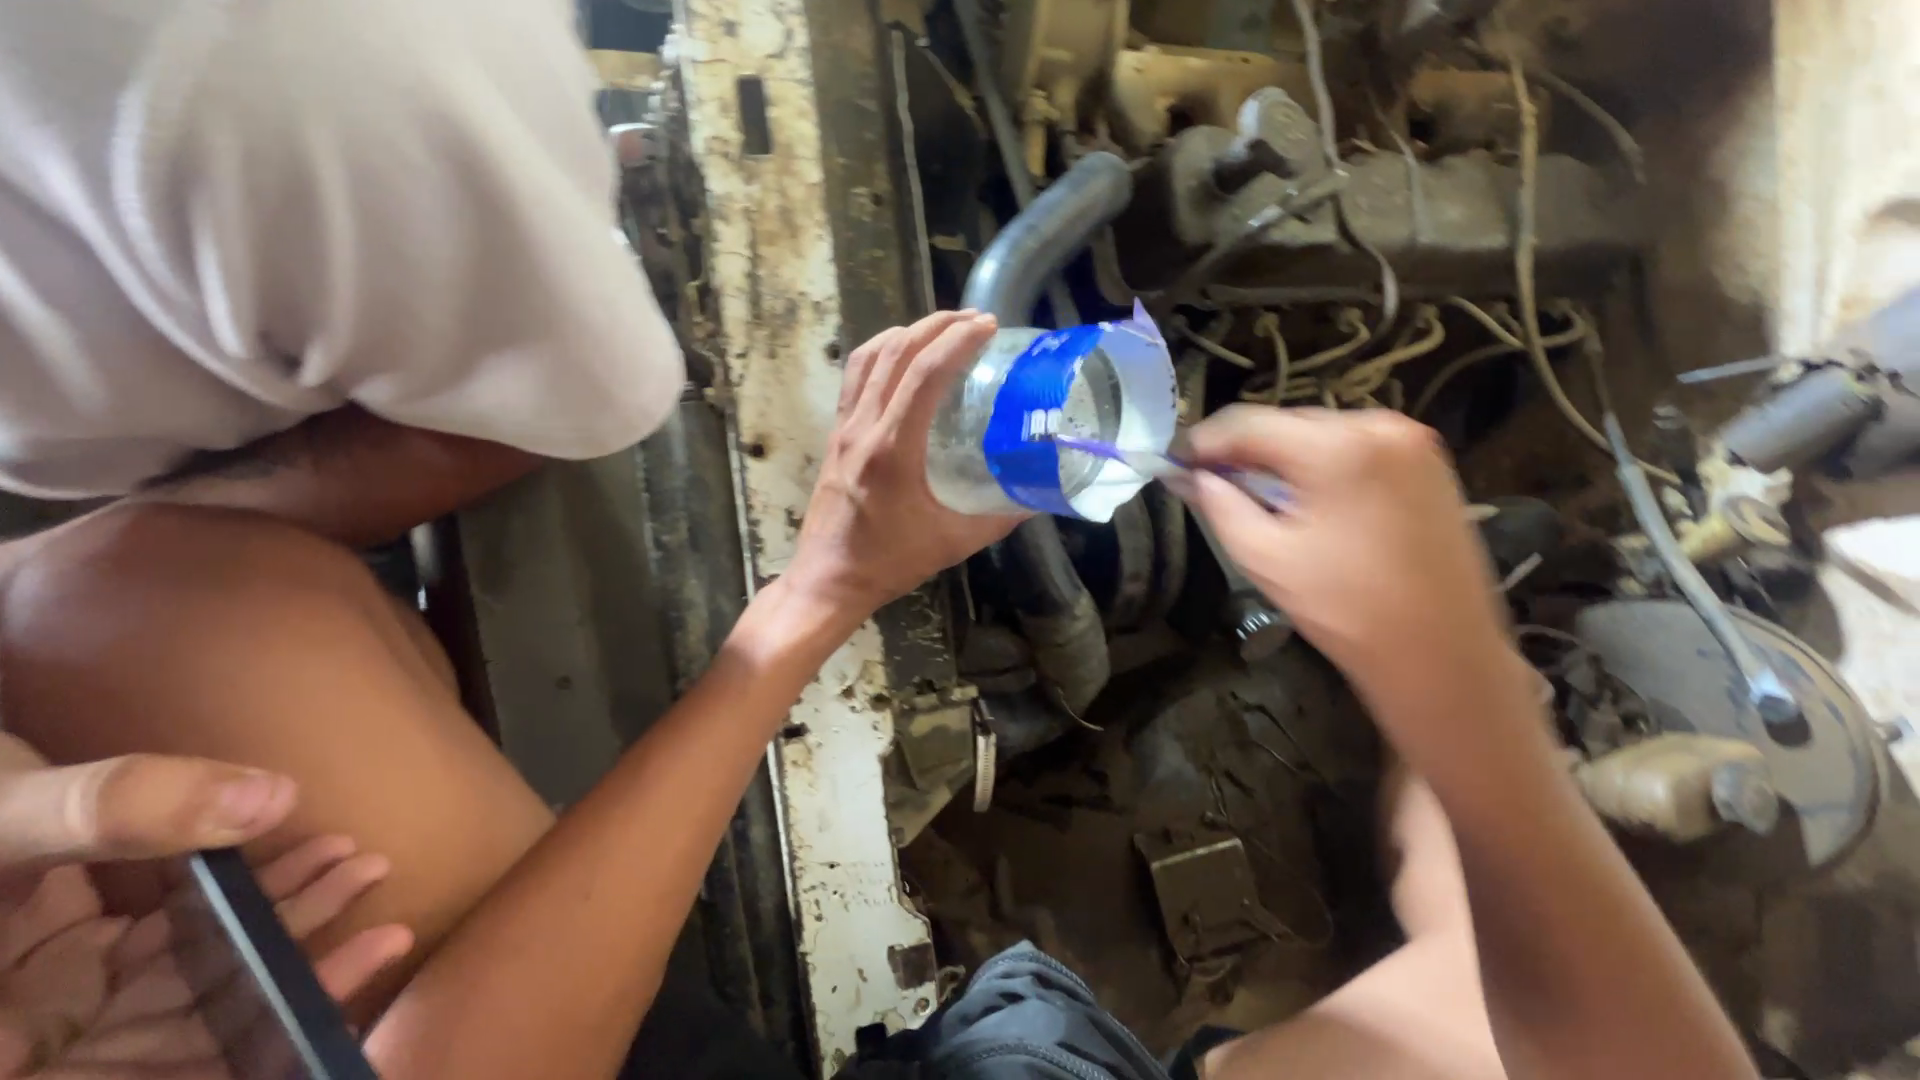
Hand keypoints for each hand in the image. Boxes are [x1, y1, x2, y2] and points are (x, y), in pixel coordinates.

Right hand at [0, 736, 409, 1076]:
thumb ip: (110, 809)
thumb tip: (269, 797)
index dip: (227, 1068)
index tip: (323, 1017)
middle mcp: (18, 1049)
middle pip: (164, 1050)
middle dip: (281, 985)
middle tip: (383, 927)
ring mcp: (37, 1014)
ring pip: (180, 993)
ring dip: (280, 930)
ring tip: (362, 867)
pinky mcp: (63, 966)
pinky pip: (170, 950)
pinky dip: (242, 906)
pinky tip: (310, 855)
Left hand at [783, 310, 1023, 614]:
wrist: (827, 579)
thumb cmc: (889, 563)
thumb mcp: (953, 543)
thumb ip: (999, 518)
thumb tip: (1040, 496)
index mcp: (892, 450)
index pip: (924, 374)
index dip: (958, 340)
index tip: (988, 326)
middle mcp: (863, 428)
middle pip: (897, 353)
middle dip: (937, 325)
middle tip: (975, 319)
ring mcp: (844, 428)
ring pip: (870, 357)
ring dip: (907, 331)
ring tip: (942, 327)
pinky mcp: (836, 434)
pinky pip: (856, 376)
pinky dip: (881, 351)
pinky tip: (901, 354)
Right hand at [1180, 406, 1517, 701]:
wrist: (1444, 654)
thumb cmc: (1346, 610)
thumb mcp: (1264, 557)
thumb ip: (1217, 503)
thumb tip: (1185, 474)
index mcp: (1337, 446)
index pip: (1247, 422)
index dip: (1202, 441)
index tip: (1173, 464)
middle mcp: (1380, 425)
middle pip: (1286, 423)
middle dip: (1244, 451)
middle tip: (1210, 484)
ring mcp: (1412, 442)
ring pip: (1320, 435)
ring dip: (1282, 460)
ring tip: (1258, 497)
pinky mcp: (1429, 463)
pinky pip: (1355, 449)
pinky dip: (1322, 467)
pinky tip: (1308, 502)